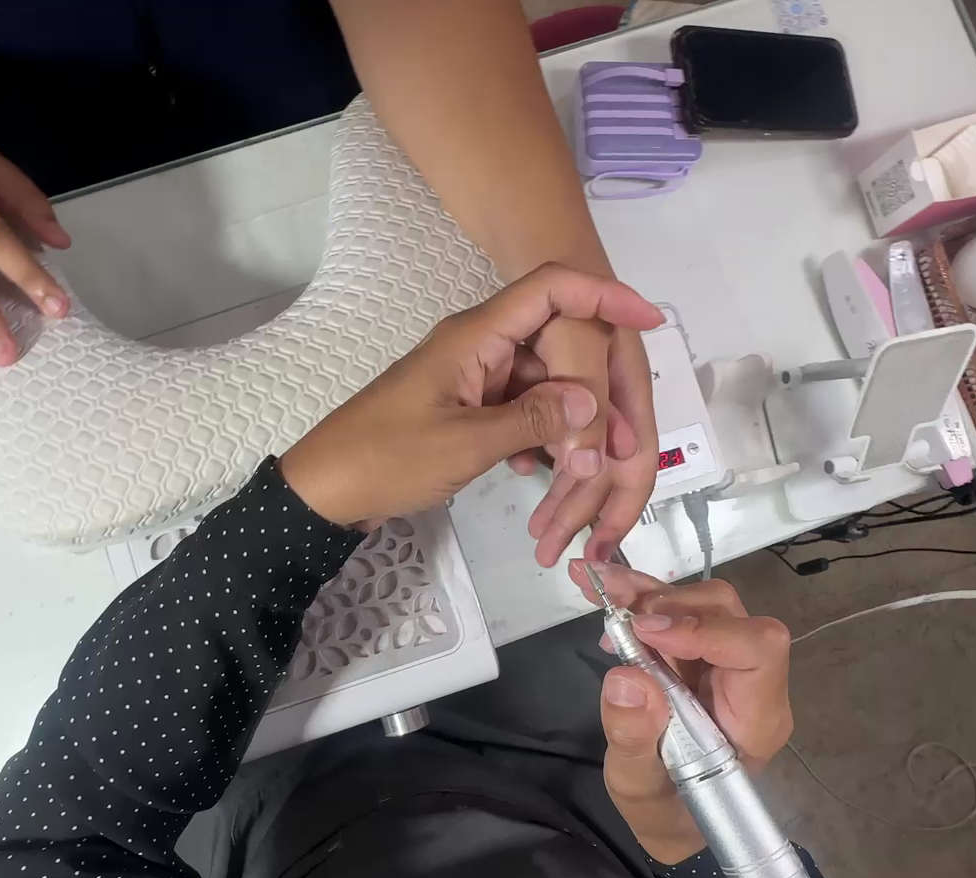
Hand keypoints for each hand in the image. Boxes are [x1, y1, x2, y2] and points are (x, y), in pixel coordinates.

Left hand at [280, 264, 661, 527]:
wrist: (326, 491)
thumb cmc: (387, 457)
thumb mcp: (465, 442)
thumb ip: (534, 419)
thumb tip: (593, 402)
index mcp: (476, 336)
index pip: (551, 289)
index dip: (604, 295)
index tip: (649, 318)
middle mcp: (478, 348)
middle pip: (552, 348)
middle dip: (588, 390)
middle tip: (614, 440)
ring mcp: (469, 381)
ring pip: (536, 386)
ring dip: (561, 422)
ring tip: (580, 467)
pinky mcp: (462, 411)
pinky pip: (513, 411)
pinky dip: (531, 436)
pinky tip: (536, 471)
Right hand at [571, 560, 793, 864]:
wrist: (670, 814)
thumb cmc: (664, 809)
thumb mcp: (638, 787)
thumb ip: (634, 738)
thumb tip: (626, 678)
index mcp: (753, 717)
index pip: (757, 649)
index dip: (703, 629)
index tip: (644, 633)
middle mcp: (747, 680)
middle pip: (729, 614)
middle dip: (668, 604)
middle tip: (614, 611)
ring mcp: (723, 662)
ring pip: (702, 602)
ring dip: (648, 591)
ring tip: (596, 585)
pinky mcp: (696, 653)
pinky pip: (676, 610)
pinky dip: (638, 595)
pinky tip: (601, 589)